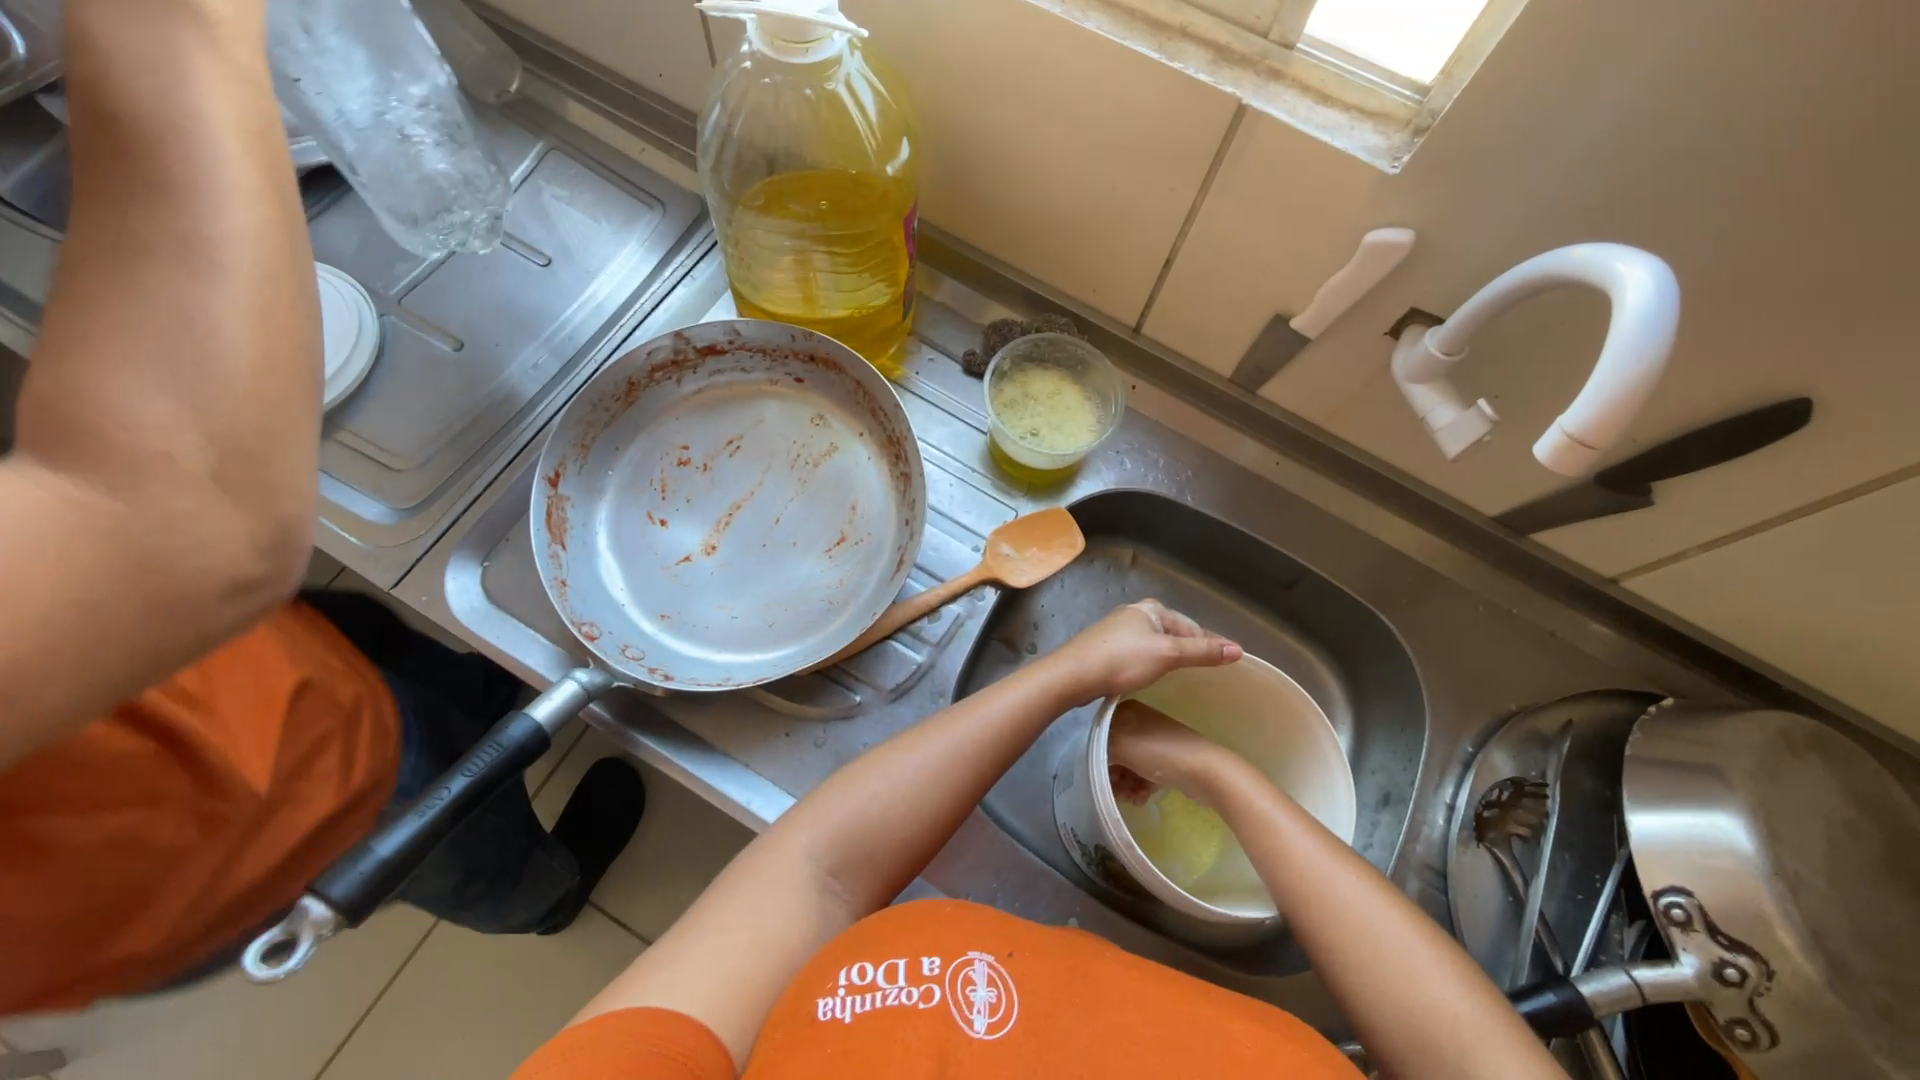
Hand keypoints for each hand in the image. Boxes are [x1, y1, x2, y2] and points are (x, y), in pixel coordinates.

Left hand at [1049, 599, 1240, 703]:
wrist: (1072, 674)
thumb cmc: (1122, 660)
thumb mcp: (1168, 655)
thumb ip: (1202, 652)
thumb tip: (1238, 649)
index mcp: (1152, 608)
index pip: (1191, 625)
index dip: (1209, 643)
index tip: (1225, 663)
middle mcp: (1135, 613)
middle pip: (1173, 632)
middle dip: (1190, 649)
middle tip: (1207, 673)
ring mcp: (1117, 629)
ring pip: (1154, 643)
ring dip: (1169, 657)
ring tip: (1182, 678)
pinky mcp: (1105, 647)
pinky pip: (1138, 653)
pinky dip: (1150, 663)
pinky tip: (1151, 677)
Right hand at [1107, 699, 1245, 805]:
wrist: (1204, 772)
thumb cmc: (1157, 752)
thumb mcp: (1118, 744)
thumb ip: (1096, 748)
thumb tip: (1087, 757)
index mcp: (1127, 710)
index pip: (1098, 732)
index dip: (1095, 754)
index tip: (1096, 773)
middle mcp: (1139, 722)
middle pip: (1112, 751)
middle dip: (1111, 774)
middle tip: (1114, 791)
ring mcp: (1153, 742)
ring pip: (1127, 766)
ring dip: (1124, 785)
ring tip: (1130, 798)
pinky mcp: (1165, 761)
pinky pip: (1142, 774)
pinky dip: (1139, 787)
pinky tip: (1142, 799)